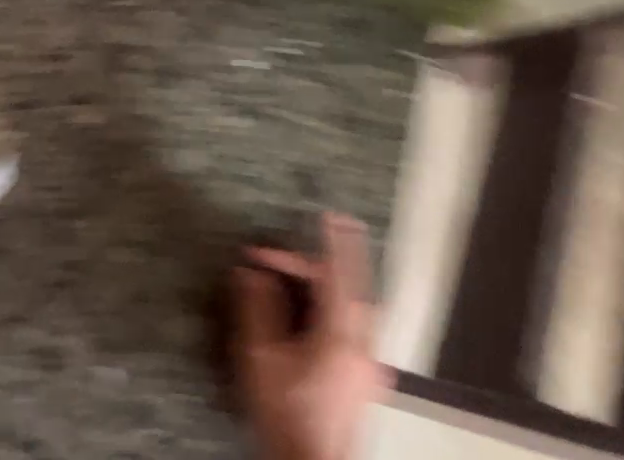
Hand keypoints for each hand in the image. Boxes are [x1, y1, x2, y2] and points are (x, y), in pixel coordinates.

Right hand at [235, 212, 390, 459]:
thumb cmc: (282, 407)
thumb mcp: (260, 354)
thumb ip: (258, 307)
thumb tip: (253, 271)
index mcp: (340, 335)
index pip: (340, 276)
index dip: (336, 243)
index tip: (332, 216)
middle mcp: (364, 347)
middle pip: (348, 291)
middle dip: (312, 266)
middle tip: (269, 259)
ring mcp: (370, 367)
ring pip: (353, 311)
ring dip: (323, 288)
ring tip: (289, 278)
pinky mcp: (366, 380)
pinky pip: (352, 328)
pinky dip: (330, 308)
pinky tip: (306, 315)